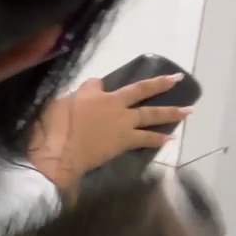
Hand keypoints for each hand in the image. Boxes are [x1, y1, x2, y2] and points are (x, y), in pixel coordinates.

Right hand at [28, 74, 190, 193]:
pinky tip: (169, 139)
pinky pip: (145, 139)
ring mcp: (121, 123)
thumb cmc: (48, 133)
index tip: (92, 88)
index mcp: (91, 96)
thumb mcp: (49, 110)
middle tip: (176, 79)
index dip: (93, 87)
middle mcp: (112, 104)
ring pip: (150, 114)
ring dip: (170, 111)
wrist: (57, 156)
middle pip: (140, 90)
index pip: (95, 84)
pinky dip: (157, 139)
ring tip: (188, 110)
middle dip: (158, 84)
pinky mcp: (124, 141)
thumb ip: (63, 104)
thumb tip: (67, 103)